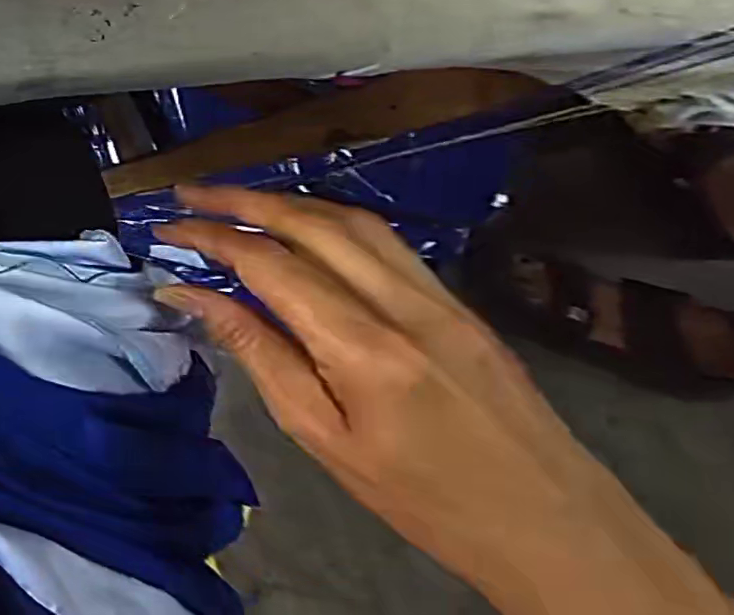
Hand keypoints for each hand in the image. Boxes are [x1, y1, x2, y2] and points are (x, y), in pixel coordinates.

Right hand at [154, 186, 733, 614]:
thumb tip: (190, 294)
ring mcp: (440, 297)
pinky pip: (381, 239)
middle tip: (187, 194)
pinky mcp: (458, 302)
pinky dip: (324, 218)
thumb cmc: (424, 499)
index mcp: (364, 348)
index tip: (166, 232)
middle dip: (238, 199)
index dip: (210, 238)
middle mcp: (404, 304)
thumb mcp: (320, 434)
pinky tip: (299, 227)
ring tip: (232, 201)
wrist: (566, 539)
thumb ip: (254, 350)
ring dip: (281, 201)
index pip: (268, 264)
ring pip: (347, 219)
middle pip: (307, 222)